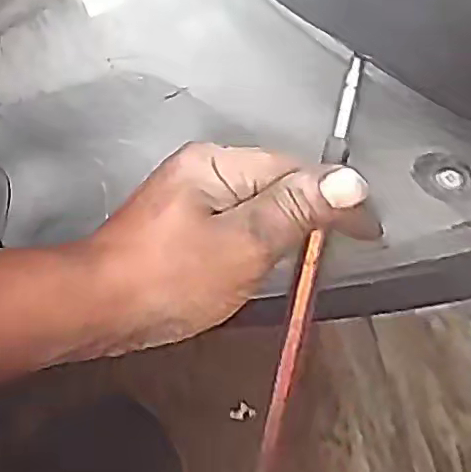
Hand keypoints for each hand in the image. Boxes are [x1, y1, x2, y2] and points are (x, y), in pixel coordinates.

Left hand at [85, 143, 379, 354]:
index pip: (295, 169)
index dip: (336, 198)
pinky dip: (258, 241)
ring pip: (257, 205)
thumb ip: (296, 210)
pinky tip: (264, 263)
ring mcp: (190, 195)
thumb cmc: (168, 278)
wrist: (100, 308)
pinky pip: (235, 222)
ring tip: (310, 260)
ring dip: (287, 229)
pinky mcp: (183, 223)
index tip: (369, 230)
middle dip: (312, 213)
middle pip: (276, 183)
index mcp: (216, 163)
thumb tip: (349, 181)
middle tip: (341, 251)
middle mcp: (202, 169)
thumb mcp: (243, 244)